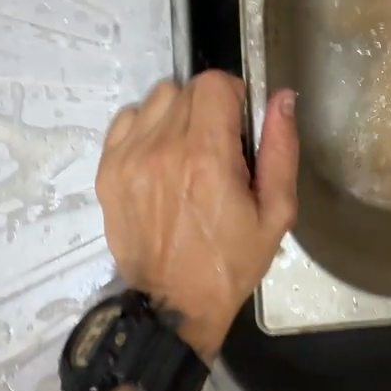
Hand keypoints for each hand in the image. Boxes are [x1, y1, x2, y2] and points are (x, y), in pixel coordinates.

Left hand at [95, 73, 298, 360]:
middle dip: (210, 107)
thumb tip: (282, 97)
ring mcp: (129, 159)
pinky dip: (148, 127)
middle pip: (188, 88)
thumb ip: (281, 148)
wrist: (173, 306)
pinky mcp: (108, 171)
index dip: (234, 96)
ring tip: (189, 151)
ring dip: (178, 113)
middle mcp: (163, 149)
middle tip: (220, 146)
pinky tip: (162, 157)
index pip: (215, 83)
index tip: (241, 126)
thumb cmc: (231, 260)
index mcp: (207, 157)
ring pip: (158, 99)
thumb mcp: (276, 212)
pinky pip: (128, 119)